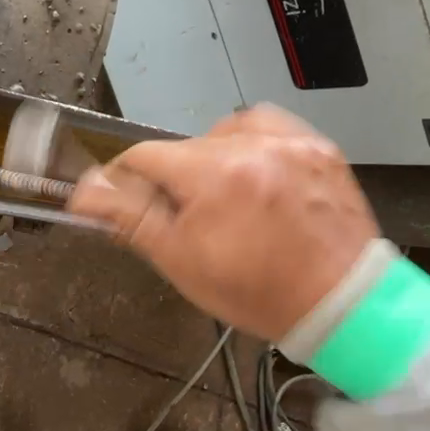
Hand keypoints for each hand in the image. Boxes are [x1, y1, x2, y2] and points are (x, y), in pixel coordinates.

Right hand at [67, 106, 379, 341]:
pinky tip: (249, 171)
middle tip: (184, 217)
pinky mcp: (317, 147)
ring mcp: (290, 144)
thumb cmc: (258, 290)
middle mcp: (252, 147)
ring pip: (220, 133)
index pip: (143, 156)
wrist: (342, 305)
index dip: (125, 179)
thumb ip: (127, 216)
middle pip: (181, 147)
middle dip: (173, 178)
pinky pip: (266, 126)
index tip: (125, 200)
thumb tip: (87, 189)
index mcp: (213, 175)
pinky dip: (249, 142)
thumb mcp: (178, 259)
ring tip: (219, 194)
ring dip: (209, 157)